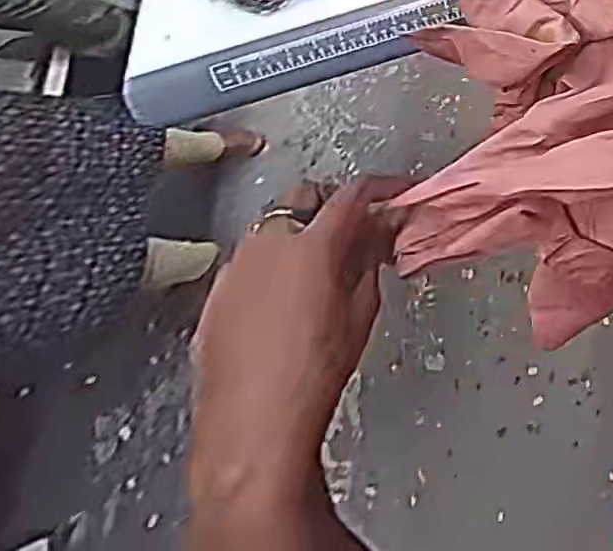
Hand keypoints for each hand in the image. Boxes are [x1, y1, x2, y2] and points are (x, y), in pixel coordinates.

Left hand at [190, 179, 403, 511]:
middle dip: (334, 202)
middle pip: (305, 195)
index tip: (397, 192)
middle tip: (358, 225)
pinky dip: (274, 260)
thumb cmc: (317, 369)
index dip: (383, 187)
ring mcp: (235, 269)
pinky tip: (290, 292)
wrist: (254, 425)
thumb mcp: (363, 307)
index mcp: (313, 245)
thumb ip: (372, 257)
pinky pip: (249, 260)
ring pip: (274, 225)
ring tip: (325, 261)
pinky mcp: (214, 296)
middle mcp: (269, 245)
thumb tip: (380, 231)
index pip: (353, 194)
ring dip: (302, 230)